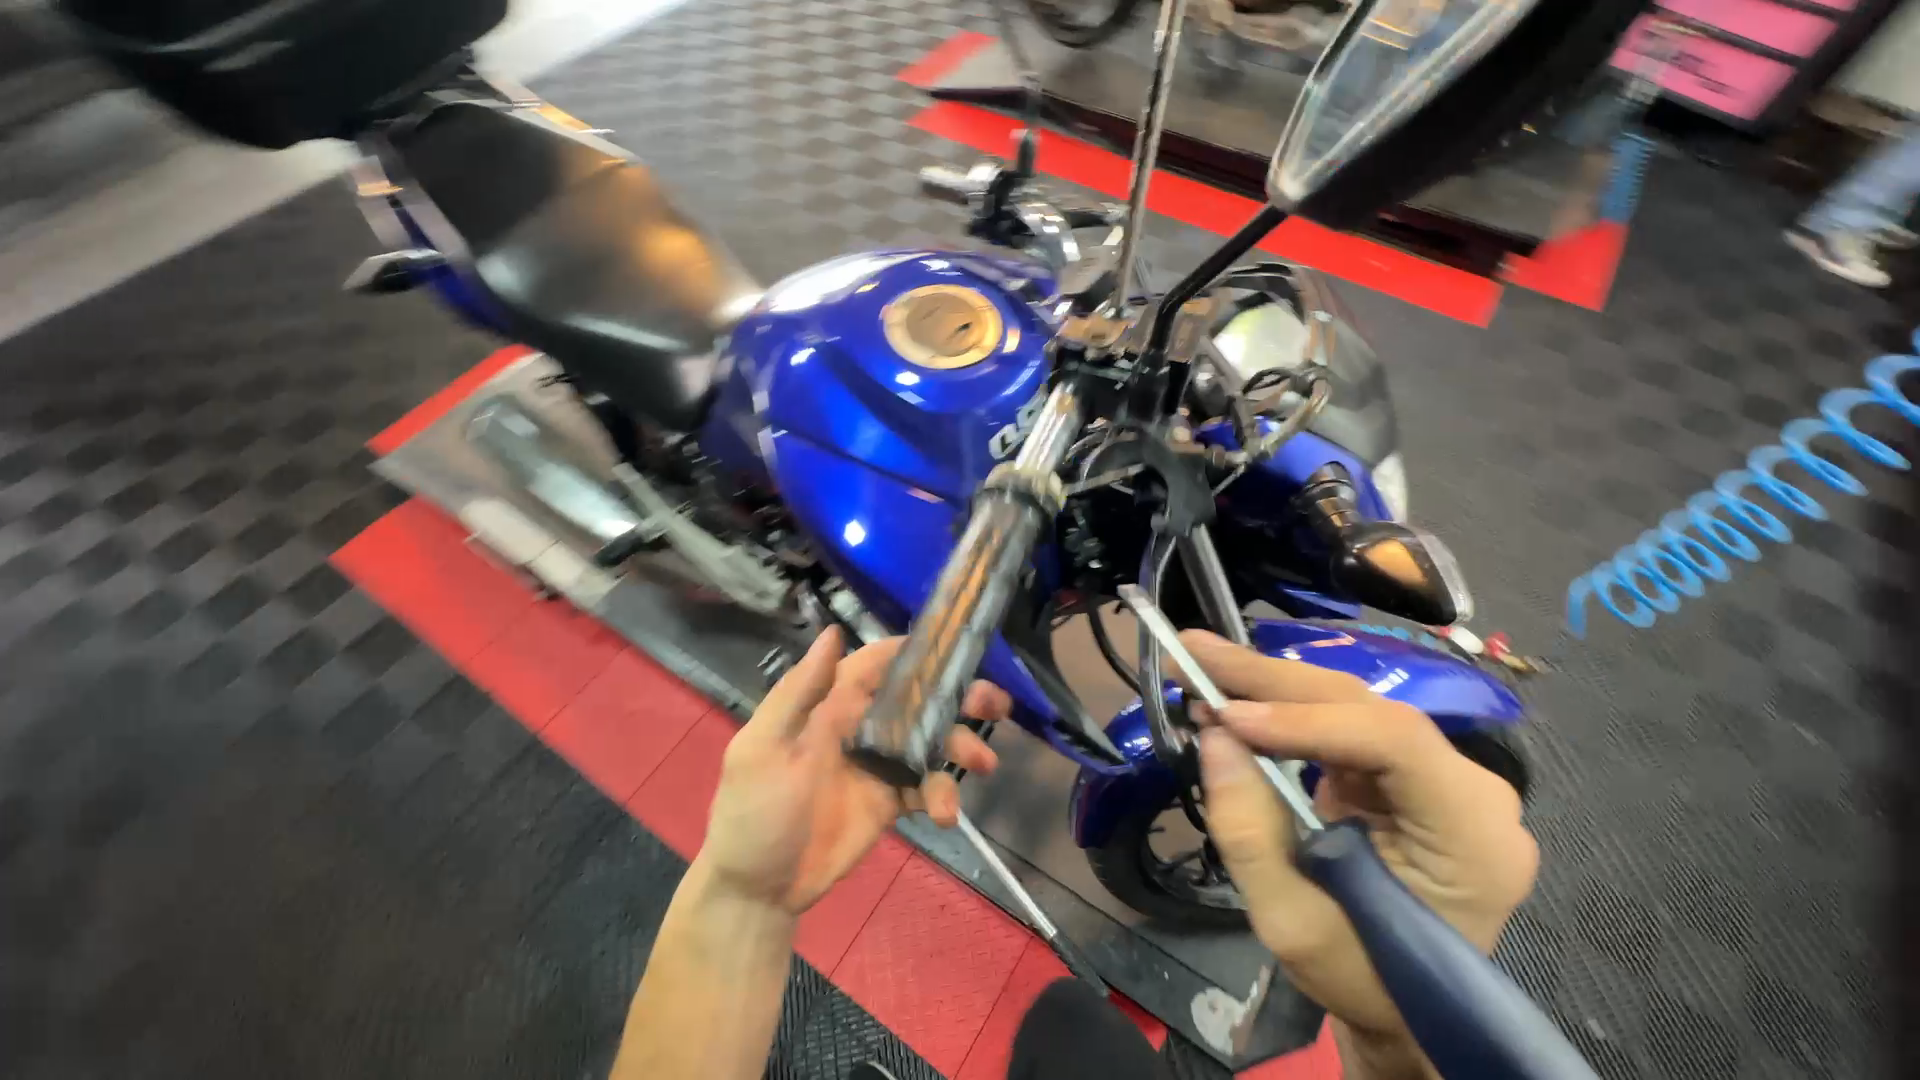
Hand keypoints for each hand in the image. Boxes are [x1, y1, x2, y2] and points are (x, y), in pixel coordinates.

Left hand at [697, 627, 1010, 914]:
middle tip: (994, 702)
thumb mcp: (764, 748)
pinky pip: (925, 788)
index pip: (875, 665)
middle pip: (914, 700)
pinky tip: (946, 815)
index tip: (955, 646)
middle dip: (957, 698)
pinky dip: (942, 795)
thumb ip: (801, 692)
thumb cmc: (754, 811)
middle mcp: (859, 727)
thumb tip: (833, 632)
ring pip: (929, 742)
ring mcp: (877, 765)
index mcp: (828, 705)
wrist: (758, 889)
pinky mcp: (889, 801)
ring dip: (960, 746)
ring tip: (983, 762)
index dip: (913, 653)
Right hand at [1177, 630, 1538, 1047]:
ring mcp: (1441, 777)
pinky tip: (1235, 696)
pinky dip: (1281, 710)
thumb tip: (1214, 737)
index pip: (1395, 742)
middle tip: (1192, 651)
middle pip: (1368, 707)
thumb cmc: (1358, 977)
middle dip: (1272, 680)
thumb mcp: (1290, 923)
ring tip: (1201, 662)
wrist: (1405, 1013)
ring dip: (1270, 685)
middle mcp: (1470, 790)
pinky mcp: (1406, 774)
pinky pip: (1339, 725)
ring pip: (1350, 706)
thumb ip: (1249, 831)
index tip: (1227, 717)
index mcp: (1471, 836)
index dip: (1307, 719)